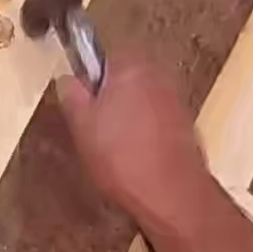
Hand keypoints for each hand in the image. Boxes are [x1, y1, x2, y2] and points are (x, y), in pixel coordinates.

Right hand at [57, 58, 213, 227]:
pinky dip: (143, 136)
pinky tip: (134, 160)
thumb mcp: (82, 128)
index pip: (101, 59)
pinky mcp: (184, 123)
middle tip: (94, 136)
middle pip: (122, 81)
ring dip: (126, 122)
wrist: (169, 192)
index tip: (80, 112)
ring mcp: (174, 97)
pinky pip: (154, 122)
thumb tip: (68, 80)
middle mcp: (156, 72)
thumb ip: (72, 96)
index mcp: (129, 65)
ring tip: (115, 153)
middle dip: (108, 104)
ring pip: (138, 103)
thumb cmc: (122, 158)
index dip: (87, 87)